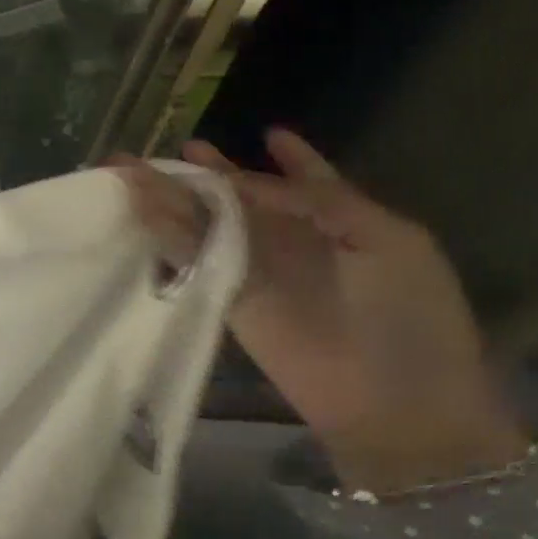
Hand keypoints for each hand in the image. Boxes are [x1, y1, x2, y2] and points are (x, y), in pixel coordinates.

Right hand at [114, 129, 529, 493]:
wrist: (397, 406)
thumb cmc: (409, 317)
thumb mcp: (388, 241)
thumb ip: (322, 199)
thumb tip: (249, 180)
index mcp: (339, 223)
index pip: (306, 181)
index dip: (289, 157)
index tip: (267, 132)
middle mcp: (292, 240)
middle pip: (241, 196)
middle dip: (209, 170)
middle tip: (178, 147)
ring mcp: (256, 268)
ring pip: (205, 219)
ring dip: (170, 194)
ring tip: (128, 168)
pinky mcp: (227, 296)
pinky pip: (190, 255)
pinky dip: (162, 230)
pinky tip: (137, 204)